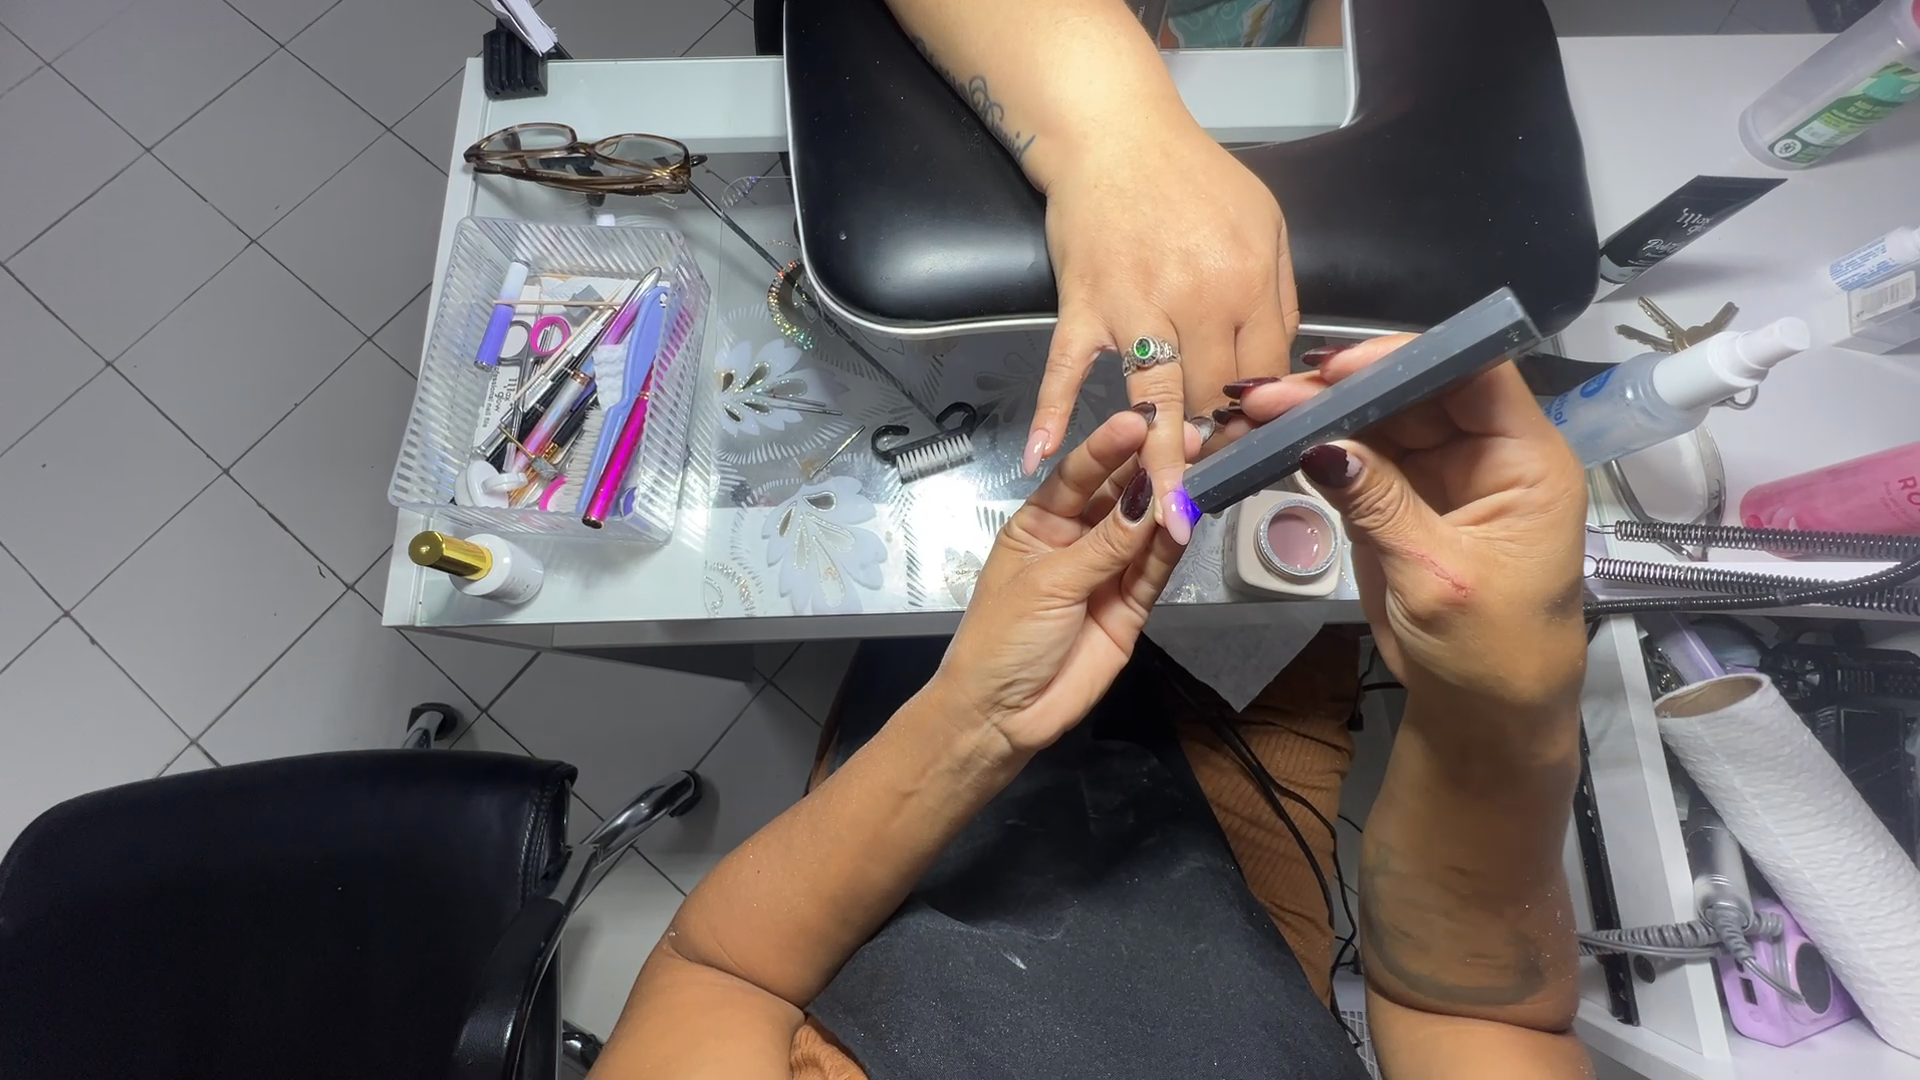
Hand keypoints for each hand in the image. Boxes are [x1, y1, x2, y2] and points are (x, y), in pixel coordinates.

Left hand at [932, 408, 1183, 755]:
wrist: (1003, 714)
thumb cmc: (1004, 636)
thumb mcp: (1049, 583)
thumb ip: (1105, 544)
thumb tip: (1152, 495)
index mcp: (1038, 523)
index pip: (1077, 475)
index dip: (1107, 448)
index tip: (1140, 421)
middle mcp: (1074, 539)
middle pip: (1117, 496)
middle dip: (1148, 468)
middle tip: (1187, 437)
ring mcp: (1105, 572)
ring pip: (1142, 529)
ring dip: (1168, 502)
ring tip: (1200, 468)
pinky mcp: (1131, 605)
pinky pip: (1155, 568)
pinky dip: (1172, 545)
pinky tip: (1191, 515)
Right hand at [1027, 125, 1296, 547]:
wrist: (1116, 138)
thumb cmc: (1197, 182)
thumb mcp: (1266, 227)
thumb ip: (1279, 301)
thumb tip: (1275, 374)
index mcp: (1248, 282)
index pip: (1263, 375)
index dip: (1259, 420)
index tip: (1251, 457)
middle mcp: (1194, 301)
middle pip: (1212, 398)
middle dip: (1215, 450)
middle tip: (1213, 494)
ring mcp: (1131, 310)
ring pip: (1153, 400)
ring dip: (1159, 463)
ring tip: (1162, 520)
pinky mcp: (1081, 312)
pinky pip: (1065, 370)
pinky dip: (1050, 413)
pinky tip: (1037, 457)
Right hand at [1236, 339, 1589, 711]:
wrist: (1476, 706)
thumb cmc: (1490, 647)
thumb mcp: (1439, 574)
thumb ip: (1381, 505)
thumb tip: (1318, 446)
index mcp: (1522, 461)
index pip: (1471, 378)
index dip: (1405, 361)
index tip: (1333, 369)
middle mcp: (1477, 454)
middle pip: (1407, 395)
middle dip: (1337, 390)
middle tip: (1264, 397)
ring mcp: (1430, 476)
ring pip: (1369, 424)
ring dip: (1310, 416)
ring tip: (1250, 415)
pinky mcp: (1391, 501)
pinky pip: (1348, 462)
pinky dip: (1306, 450)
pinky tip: (1265, 443)